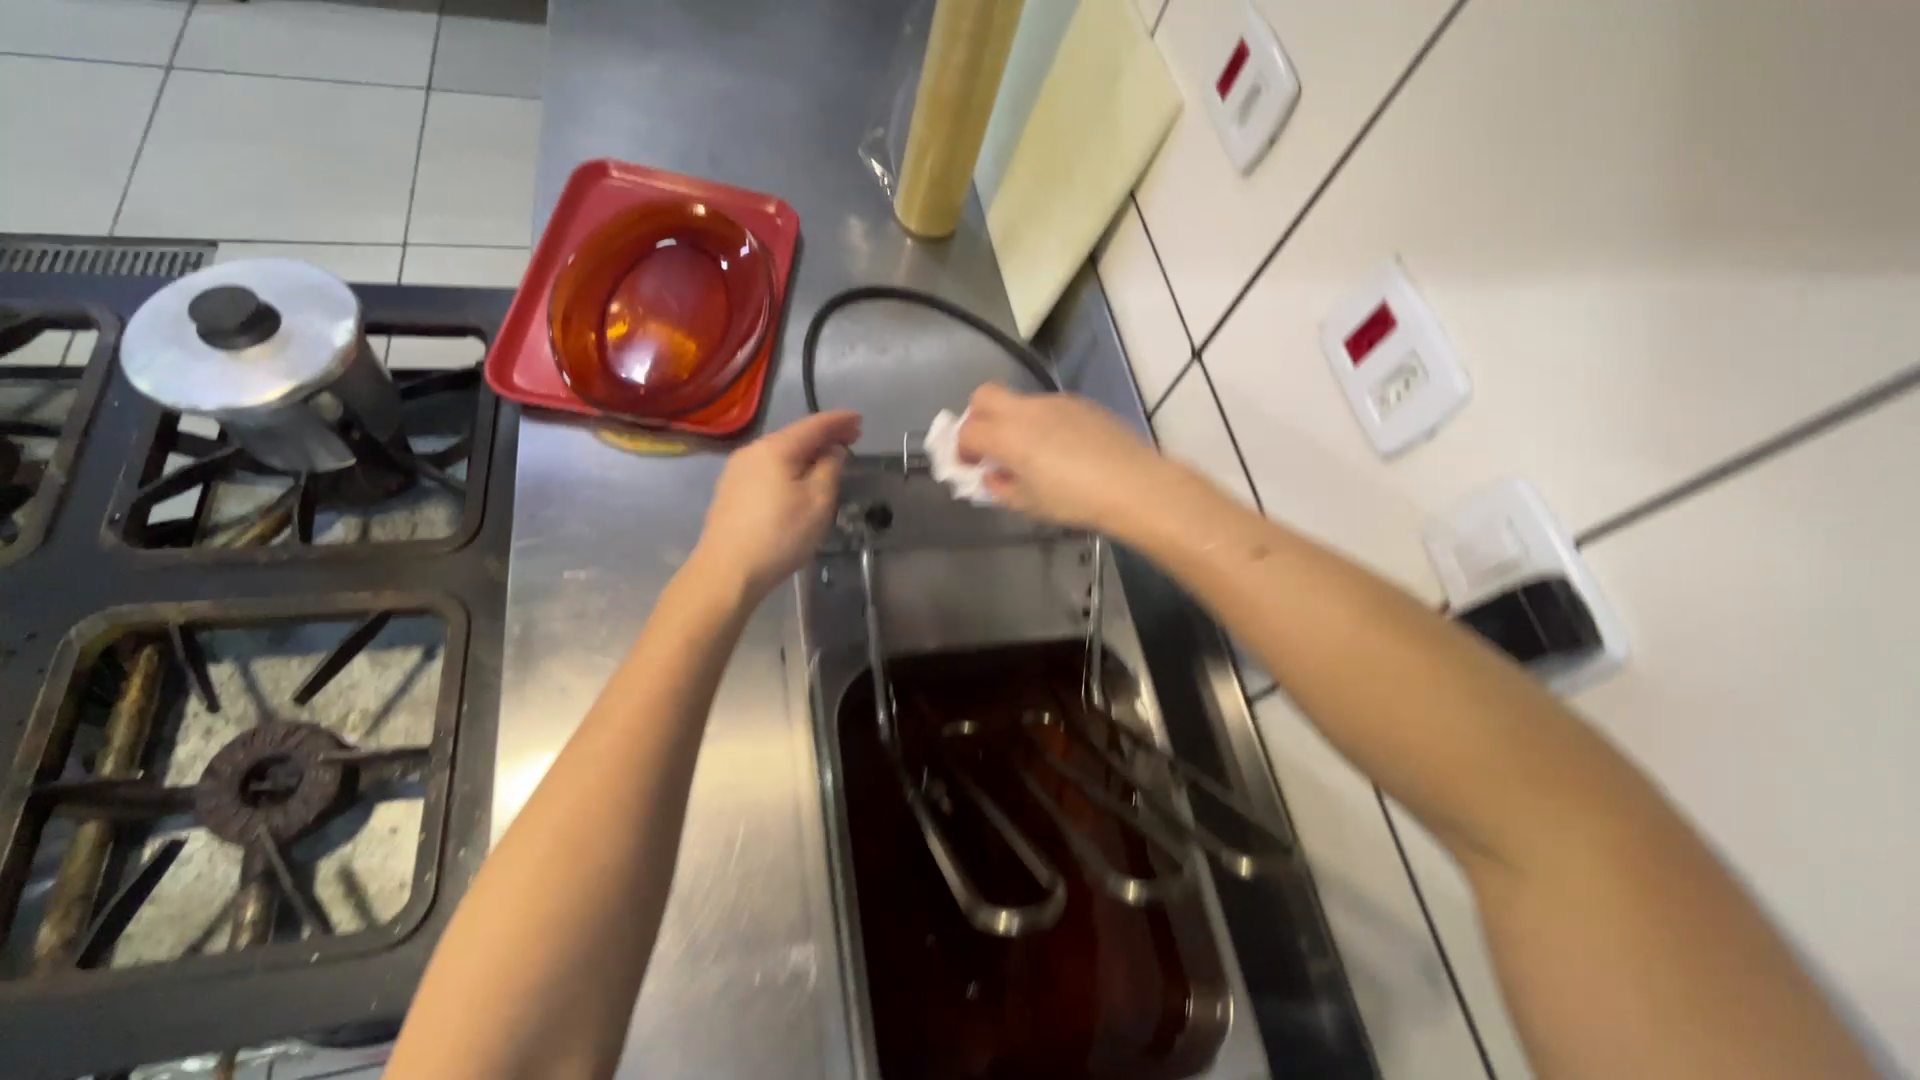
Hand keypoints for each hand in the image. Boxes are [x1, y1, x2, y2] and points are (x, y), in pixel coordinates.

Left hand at [692, 410, 861, 595]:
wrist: (727, 570)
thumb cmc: (780, 535)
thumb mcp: (818, 502)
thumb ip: (830, 468)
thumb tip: (832, 451)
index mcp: (776, 448)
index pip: (814, 424)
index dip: (840, 420)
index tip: (860, 420)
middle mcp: (752, 451)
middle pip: (794, 436)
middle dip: (824, 436)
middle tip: (850, 438)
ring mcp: (737, 471)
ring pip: (779, 453)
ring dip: (806, 452)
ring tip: (827, 459)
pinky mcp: (730, 491)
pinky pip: (767, 468)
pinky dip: (788, 466)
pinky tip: (797, 479)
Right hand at [955, 384, 1170, 530]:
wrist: (1133, 483)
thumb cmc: (1074, 499)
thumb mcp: (1029, 504)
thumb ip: (1001, 487)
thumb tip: (992, 476)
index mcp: (1006, 435)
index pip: (968, 431)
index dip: (962, 449)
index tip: (971, 466)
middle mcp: (1026, 410)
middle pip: (984, 396)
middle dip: (977, 417)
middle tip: (989, 445)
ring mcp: (1055, 402)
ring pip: (1019, 401)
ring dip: (1013, 421)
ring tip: (1032, 453)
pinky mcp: (1080, 403)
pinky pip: (1048, 407)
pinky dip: (1042, 423)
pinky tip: (1063, 449)